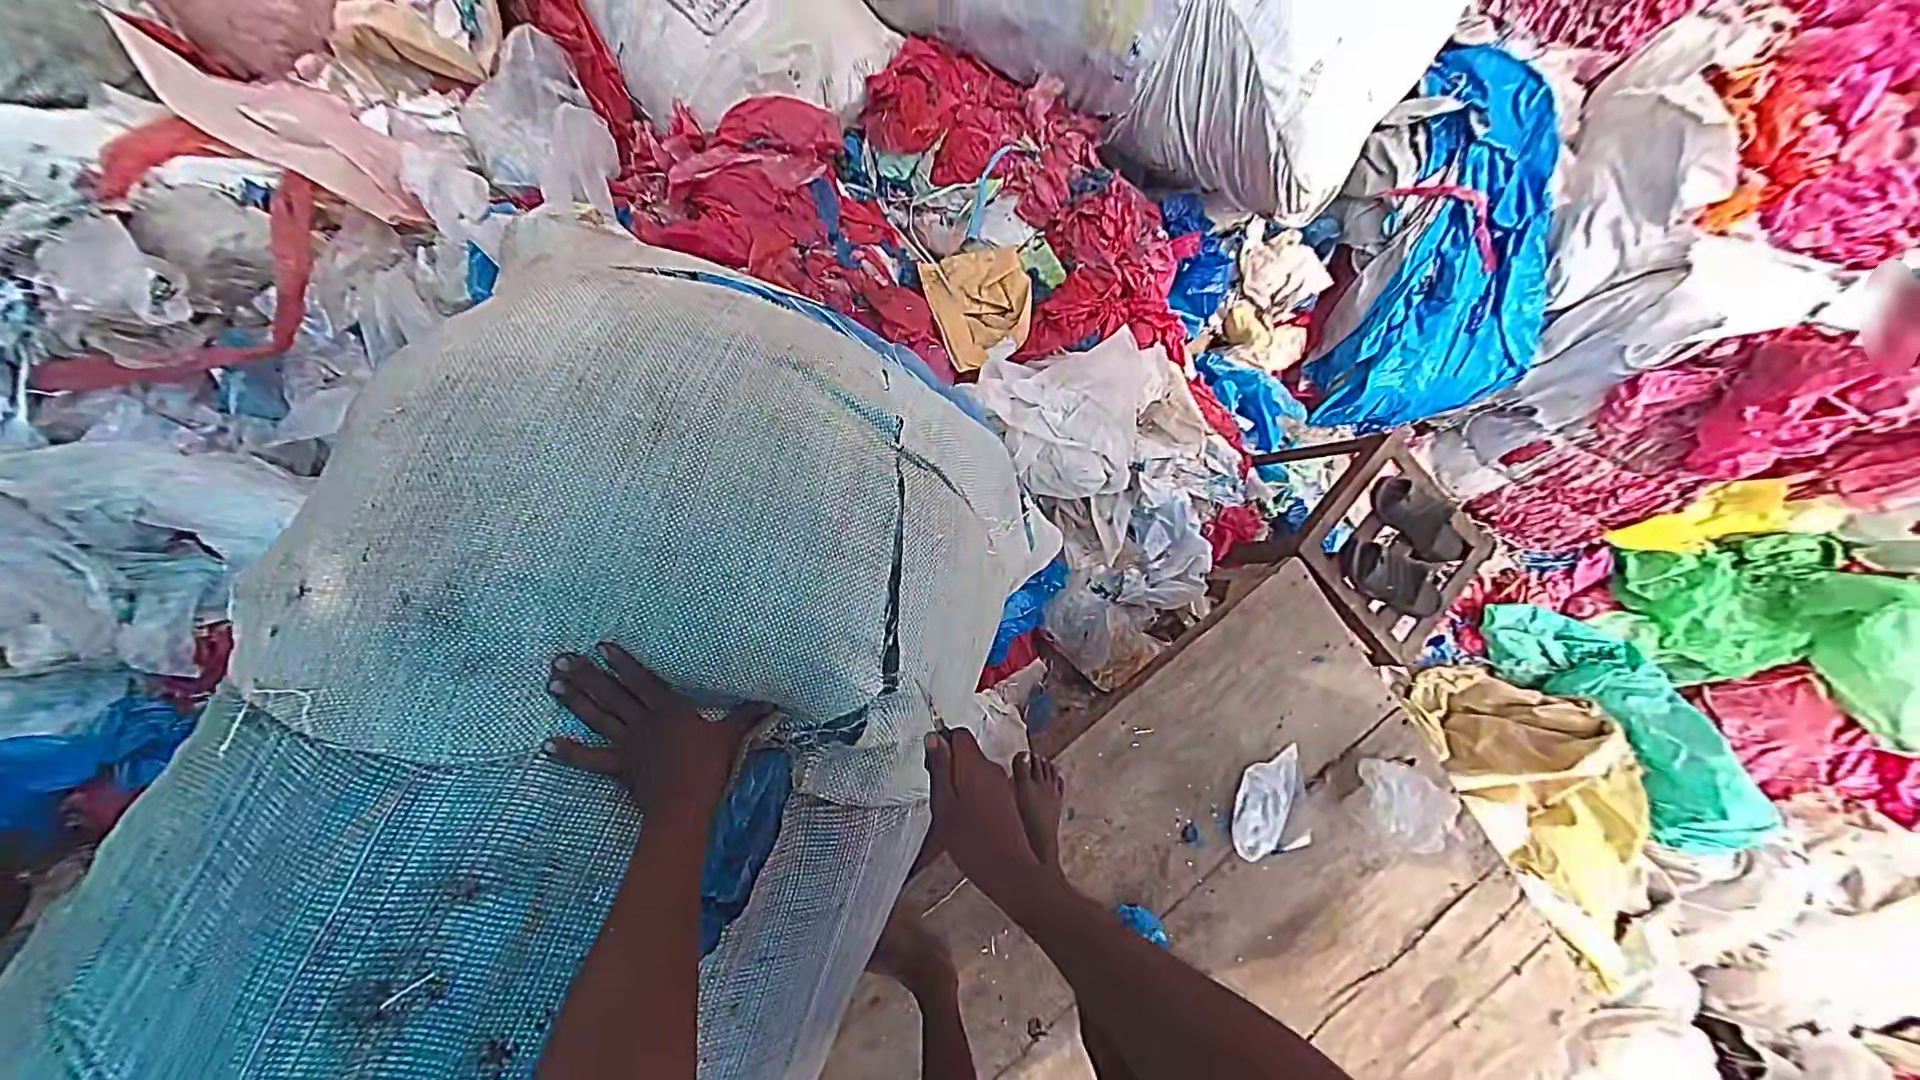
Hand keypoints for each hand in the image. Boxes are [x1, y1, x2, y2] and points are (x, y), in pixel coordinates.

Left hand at [546, 642, 773, 815]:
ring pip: (596, 718)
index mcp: (669, 710)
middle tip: (562, 658)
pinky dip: (568, 752)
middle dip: (587, 674)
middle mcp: (643, 722)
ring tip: (553, 682)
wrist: (684, 806)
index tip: (601, 646)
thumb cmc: (709, 767)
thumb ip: (747, 715)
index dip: (622, 663)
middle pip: (611, 694)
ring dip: (574, 699)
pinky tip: (547, 744)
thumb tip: (774, 702)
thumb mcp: (732, 736)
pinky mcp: (619, 767)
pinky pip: (590, 758)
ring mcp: (627, 745)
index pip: (641, 680)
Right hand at [924, 728, 1043, 902]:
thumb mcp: (945, 805)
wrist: (1010, 871)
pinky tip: (966, 820)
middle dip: (950, 765)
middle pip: (967, 752)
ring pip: (976, 771)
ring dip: (961, 782)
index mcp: (975, 765)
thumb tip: (934, 737)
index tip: (932, 765)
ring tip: (950, 811)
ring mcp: (1002, 785)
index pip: (959, 735)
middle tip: (938, 794)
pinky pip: (986, 786)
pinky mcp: (1007, 801)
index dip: (943, 743)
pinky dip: (973, 794)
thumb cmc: (971, 841)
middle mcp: (992, 769)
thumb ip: (940, 768)